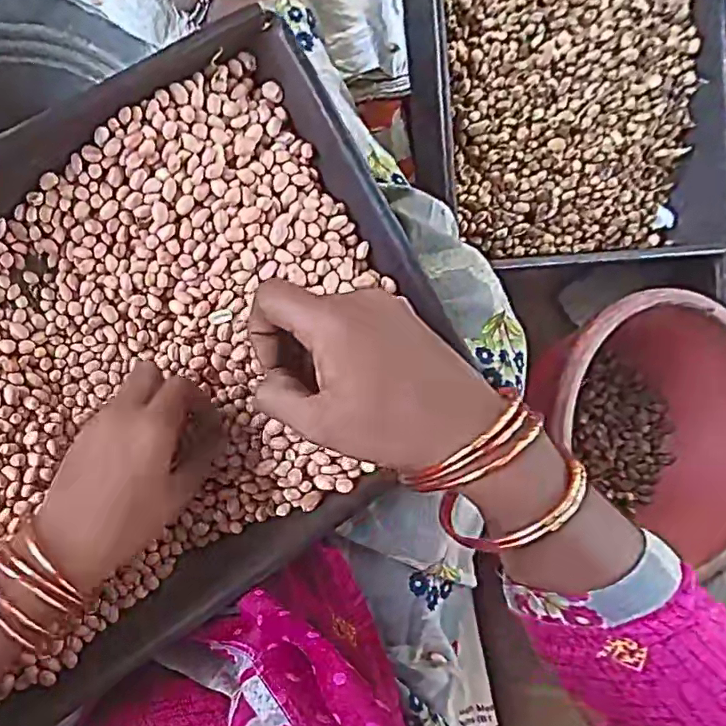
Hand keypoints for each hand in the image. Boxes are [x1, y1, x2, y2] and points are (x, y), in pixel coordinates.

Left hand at [34, 360, 222, 590]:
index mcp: (153, 423)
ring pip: (128, 392)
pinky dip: (126, 421)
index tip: (205, 422)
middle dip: (168, 388)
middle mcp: (124, 411)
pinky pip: (111, 412)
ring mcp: (98, 420)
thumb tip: (215, 436)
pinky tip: (129, 457)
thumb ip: (200, 458)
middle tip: (179, 421)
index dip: (199, 398)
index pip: (181, 384)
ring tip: (155, 445)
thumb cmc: (130, 523)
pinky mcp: (82, 433)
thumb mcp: (176, 495)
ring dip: (146, 405)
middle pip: (149, 372)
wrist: (68, 540)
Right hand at [249, 280, 504, 472]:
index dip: (257, 332)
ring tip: (337, 392)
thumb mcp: (319, 425)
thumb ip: (274, 399)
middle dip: (288, 348)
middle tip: (305, 392)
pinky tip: (361, 382)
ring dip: (315, 350)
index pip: (268, 295)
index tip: (275, 370)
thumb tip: (265, 384)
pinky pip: (354, 320)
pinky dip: (342, 345)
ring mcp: (385, 304)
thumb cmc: (391, 428)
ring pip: (325, 316)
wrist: (467, 430)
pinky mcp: (404, 316)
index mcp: (331, 320)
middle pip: (298, 307)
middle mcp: (358, 298)